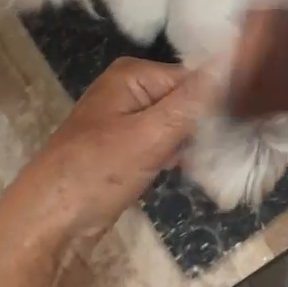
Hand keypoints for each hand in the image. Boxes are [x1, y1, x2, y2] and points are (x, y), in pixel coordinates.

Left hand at [0, 58, 213, 242]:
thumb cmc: (96, 173)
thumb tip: (234, 65)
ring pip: (181, 124)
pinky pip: (166, 142)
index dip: (217, 103)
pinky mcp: (129, 146)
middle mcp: (132, 89)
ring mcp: (128, 118)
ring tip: (205, 165)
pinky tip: (187, 171)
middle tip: (220, 154)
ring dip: (194, 145)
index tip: (238, 131)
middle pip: (189, 99)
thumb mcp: (151, 135)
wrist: (49, 221)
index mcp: (134, 74)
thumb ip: (192, 102)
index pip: (195, 78)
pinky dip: (178, 156)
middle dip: (205, 127)